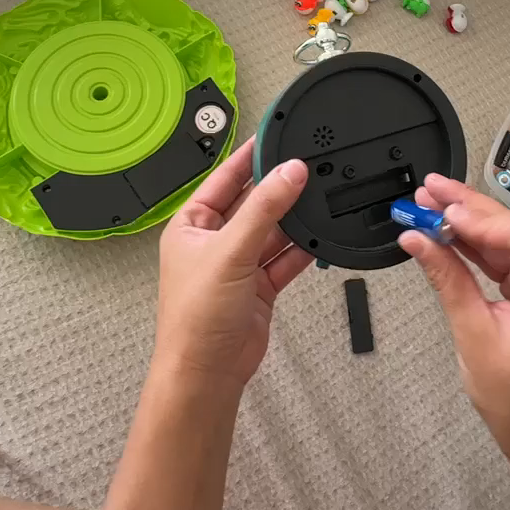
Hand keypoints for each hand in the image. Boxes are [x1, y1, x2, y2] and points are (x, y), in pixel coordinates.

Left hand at [154, 138, 313, 386]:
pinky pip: (284, 257)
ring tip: (317, 196)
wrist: (208, 375)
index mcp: (191, 225)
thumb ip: (264, 209)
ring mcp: (238, 263)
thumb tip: (289, 173)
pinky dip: (301, 248)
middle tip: (304, 165)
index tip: (272, 134)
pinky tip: (318, 236)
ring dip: (292, 218)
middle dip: (277, 187)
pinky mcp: (259, 285)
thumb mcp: (231, 251)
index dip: (248, 157)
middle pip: (251, 202)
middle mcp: (214, 241)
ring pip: (271, 229)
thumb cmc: (195, 319)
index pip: (223, 178)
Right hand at [399, 176, 509, 470]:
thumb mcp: (473, 336)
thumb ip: (448, 279)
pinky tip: (448, 229)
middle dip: (470, 209)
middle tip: (428, 190)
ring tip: (429, 201)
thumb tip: (414, 238)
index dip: (485, 219)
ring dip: (470, 222)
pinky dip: (480, 245)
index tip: (443, 212)